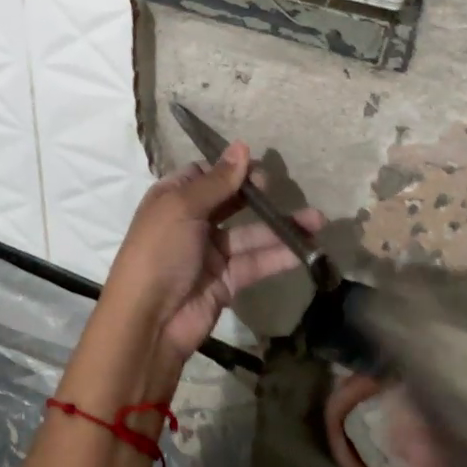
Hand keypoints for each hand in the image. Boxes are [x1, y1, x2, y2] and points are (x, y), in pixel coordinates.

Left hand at [102, 141, 326, 361]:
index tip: (257, 167)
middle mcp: (192, 222)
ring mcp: (210, 253)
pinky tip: (306, 248)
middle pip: (231, 202)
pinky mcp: (227, 281)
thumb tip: (242, 146)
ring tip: (318, 219)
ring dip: (281, 227)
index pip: (204, 175)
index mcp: (173, 198)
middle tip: (282, 187)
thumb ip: (217, 181)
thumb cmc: (160, 251)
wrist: (149, 320)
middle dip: (258, 195)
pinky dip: (280, 255)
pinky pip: (256, 262)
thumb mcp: (183, 207)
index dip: (230, 170)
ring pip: (250, 234)